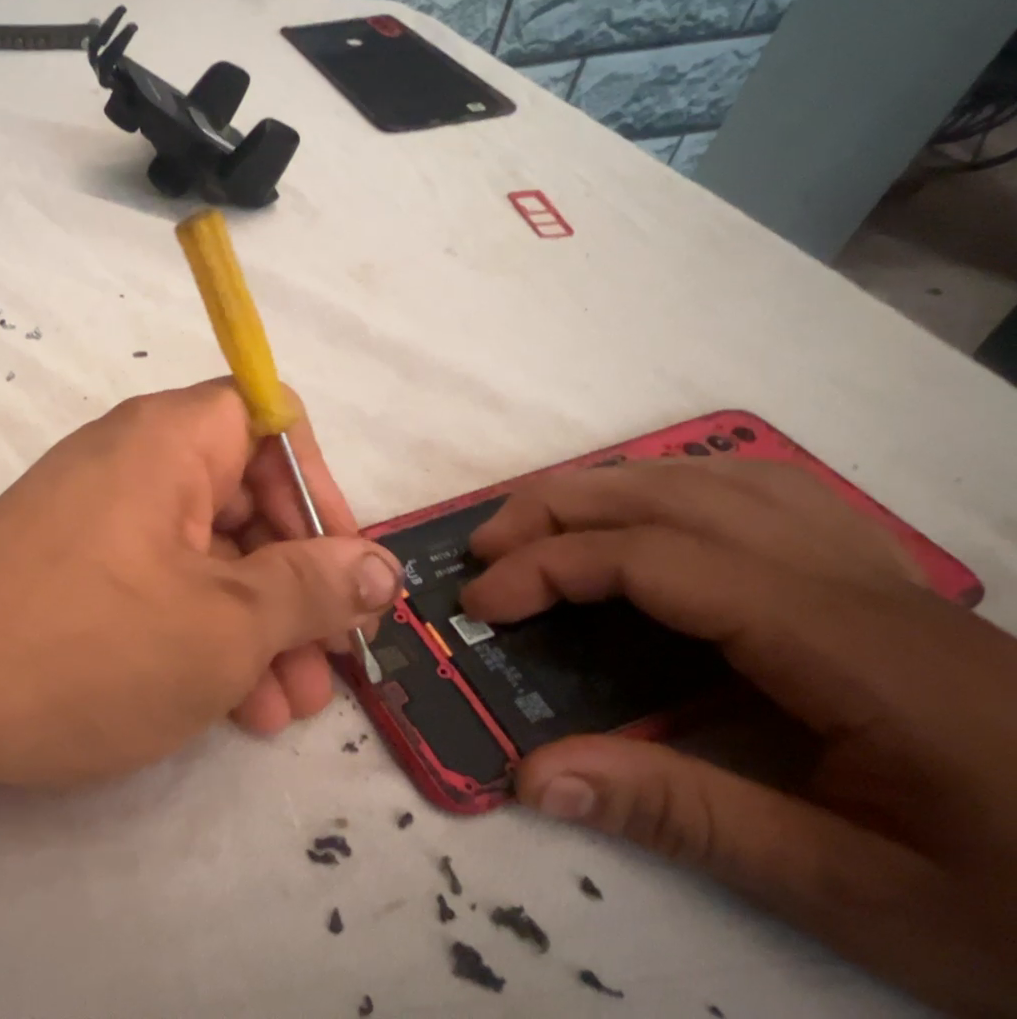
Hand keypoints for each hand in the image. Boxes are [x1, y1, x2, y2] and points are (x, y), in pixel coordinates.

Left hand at [0, 380, 398, 788]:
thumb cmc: (90, 647)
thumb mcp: (224, 624)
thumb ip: (314, 589)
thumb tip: (381, 567)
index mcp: (166, 440)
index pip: (269, 422)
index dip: (318, 492)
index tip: (344, 571)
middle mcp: (124, 463)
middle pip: (241, 500)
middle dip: (294, 587)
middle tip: (327, 668)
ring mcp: (86, 520)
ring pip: (200, 557)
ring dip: (252, 628)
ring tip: (280, 710)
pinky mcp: (60, 573)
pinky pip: (151, 586)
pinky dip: (193, 635)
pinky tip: (220, 708)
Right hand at [459, 460, 1016, 1016]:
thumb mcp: (855, 893)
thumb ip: (687, 819)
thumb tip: (533, 775)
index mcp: (853, 651)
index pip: (667, 561)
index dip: (555, 566)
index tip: (482, 604)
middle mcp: (867, 589)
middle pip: (690, 497)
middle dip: (568, 506)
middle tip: (487, 546)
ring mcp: (889, 583)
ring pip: (734, 484)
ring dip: (622, 487)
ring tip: (548, 524)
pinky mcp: (895, 598)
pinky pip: (782, 503)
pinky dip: (694, 490)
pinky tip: (660, 521)